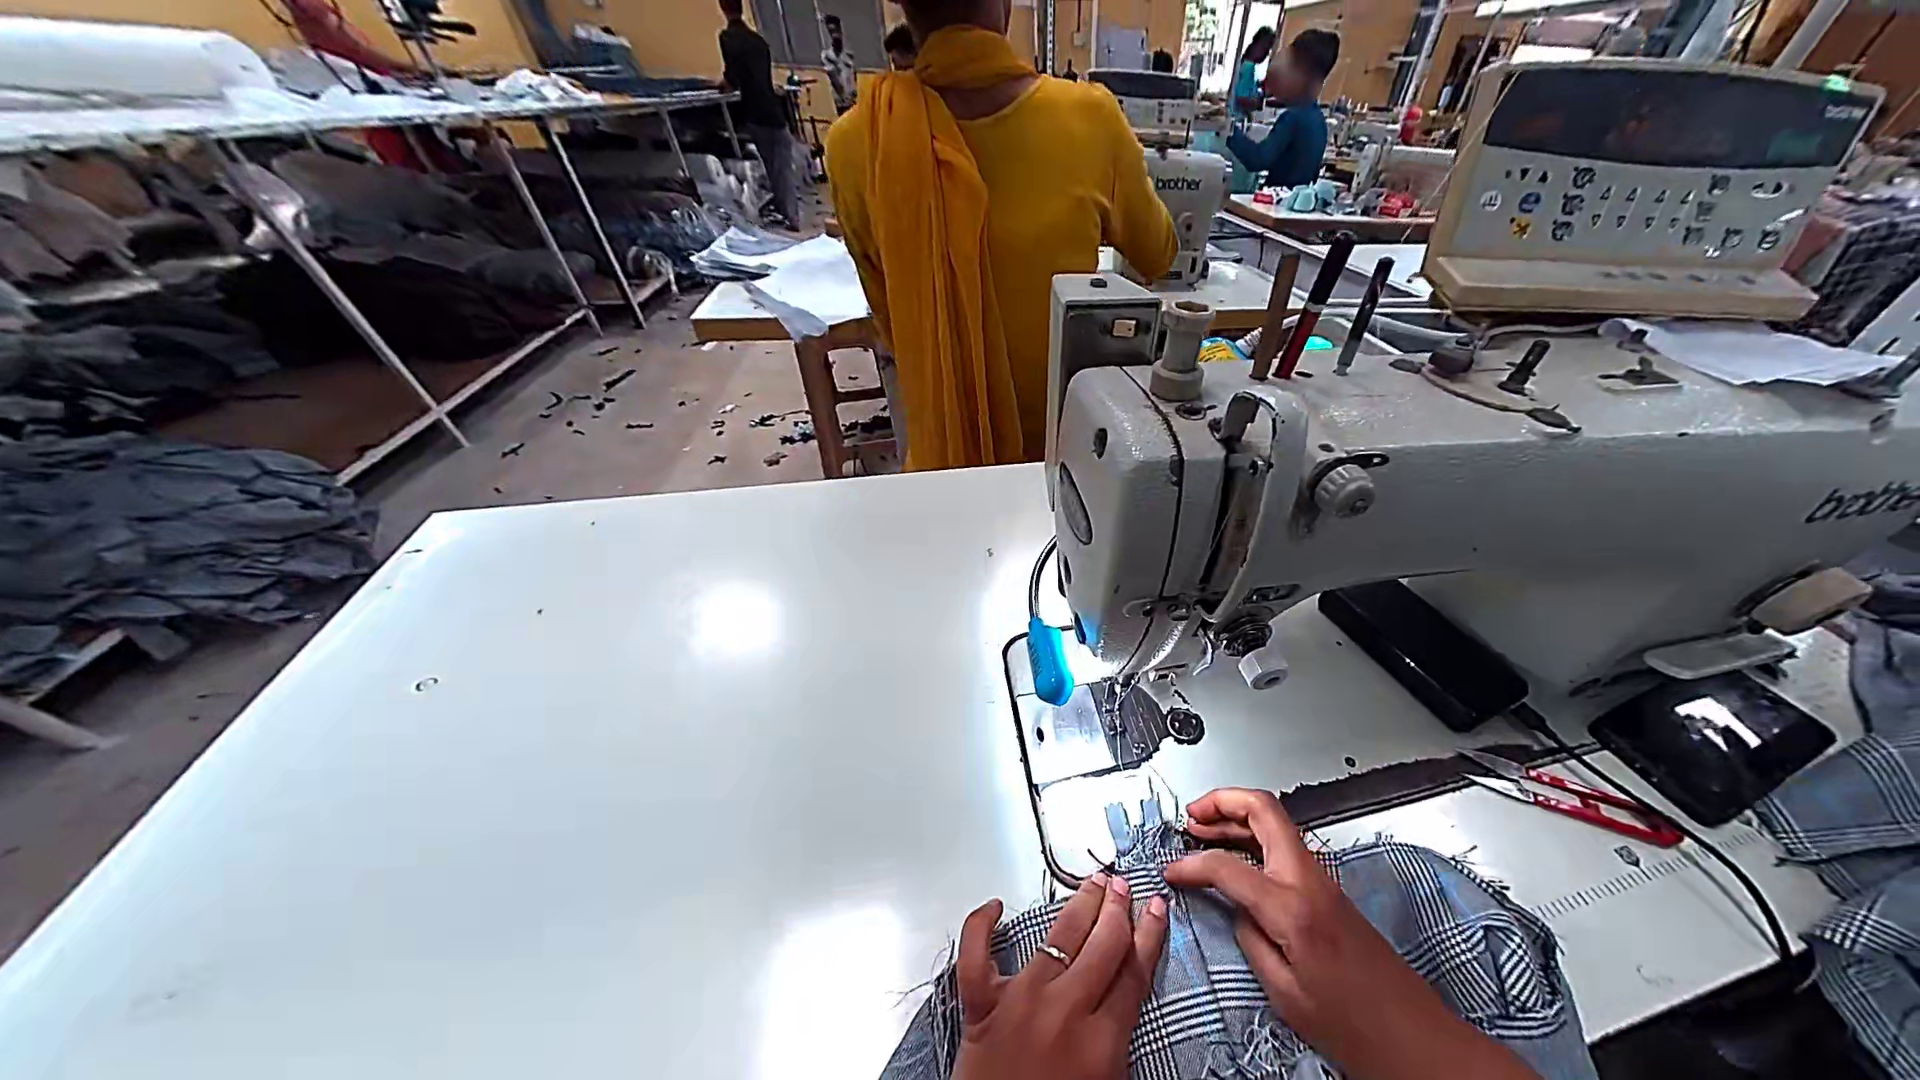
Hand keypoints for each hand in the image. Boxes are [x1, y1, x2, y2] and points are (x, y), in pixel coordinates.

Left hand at [951, 872, 1169, 1079]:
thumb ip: (1119, 1041)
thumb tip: (1126, 992)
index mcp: (1101, 1044)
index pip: (1133, 973)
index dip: (1148, 936)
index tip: (1155, 910)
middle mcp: (1064, 1012)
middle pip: (1102, 946)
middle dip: (1117, 910)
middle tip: (1122, 886)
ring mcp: (1020, 1001)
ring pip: (1057, 937)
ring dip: (1079, 905)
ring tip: (1091, 884)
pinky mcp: (981, 1004)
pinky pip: (976, 955)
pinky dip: (981, 926)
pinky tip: (995, 906)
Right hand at [1165, 788, 1539, 1079]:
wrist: (1419, 1041)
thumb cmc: (1354, 1027)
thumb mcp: (1284, 991)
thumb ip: (1249, 936)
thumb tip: (1234, 906)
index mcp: (1292, 907)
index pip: (1226, 866)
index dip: (1191, 865)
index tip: (1172, 872)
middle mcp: (1309, 880)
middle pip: (1262, 808)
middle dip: (1221, 801)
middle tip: (1191, 816)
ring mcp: (1321, 879)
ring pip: (1273, 820)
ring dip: (1235, 815)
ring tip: (1202, 827)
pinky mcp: (1326, 888)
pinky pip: (1281, 843)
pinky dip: (1251, 835)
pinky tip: (1234, 851)